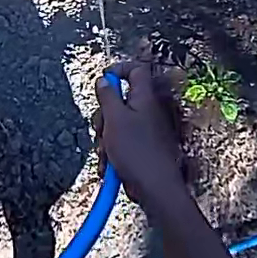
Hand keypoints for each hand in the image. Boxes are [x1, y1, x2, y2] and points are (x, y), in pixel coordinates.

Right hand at [94, 60, 189, 208]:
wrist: (154, 188)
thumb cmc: (137, 152)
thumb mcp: (114, 119)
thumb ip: (107, 97)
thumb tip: (104, 80)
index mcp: (144, 98)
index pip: (135, 70)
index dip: (118, 69)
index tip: (103, 79)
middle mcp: (147, 111)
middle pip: (119, 101)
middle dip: (104, 115)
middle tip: (101, 128)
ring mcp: (145, 130)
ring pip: (116, 124)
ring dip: (105, 138)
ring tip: (107, 154)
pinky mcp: (141, 148)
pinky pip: (120, 143)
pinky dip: (112, 153)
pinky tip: (109, 167)